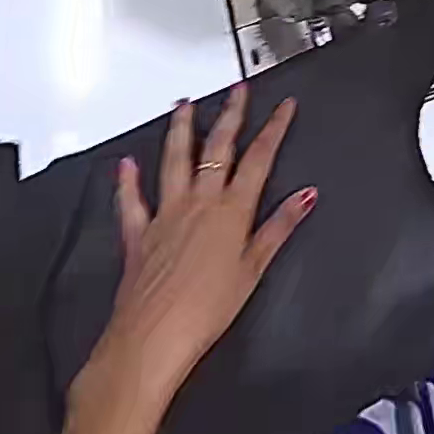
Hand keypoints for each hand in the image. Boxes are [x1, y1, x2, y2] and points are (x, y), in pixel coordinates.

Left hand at [57, 85, 315, 433]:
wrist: (150, 343)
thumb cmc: (204, 311)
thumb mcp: (254, 268)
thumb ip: (280, 226)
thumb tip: (306, 196)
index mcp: (231, 210)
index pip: (259, 157)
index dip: (274, 127)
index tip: (284, 106)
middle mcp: (199, 203)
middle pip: (218, 148)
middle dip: (231, 114)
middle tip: (237, 90)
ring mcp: (166, 215)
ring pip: (175, 161)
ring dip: (181, 130)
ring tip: (184, 106)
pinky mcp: (139, 235)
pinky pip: (132, 201)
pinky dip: (127, 181)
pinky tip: (126, 165)